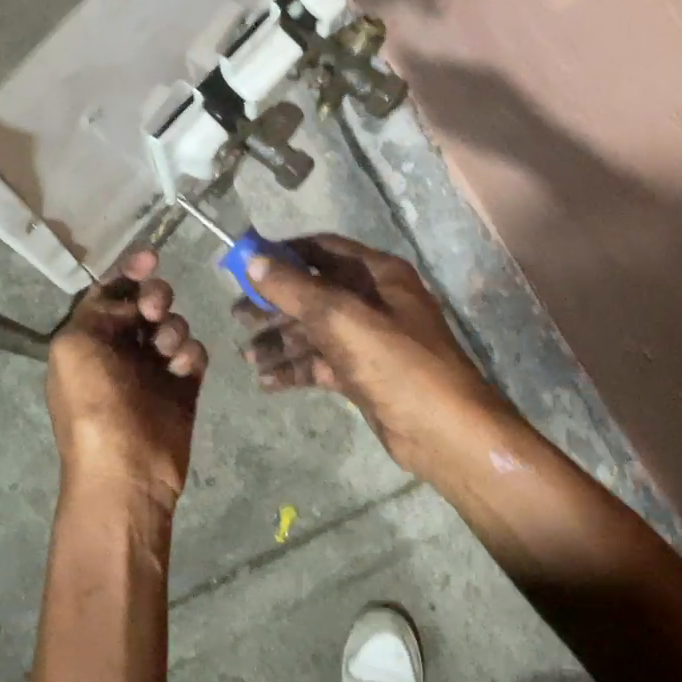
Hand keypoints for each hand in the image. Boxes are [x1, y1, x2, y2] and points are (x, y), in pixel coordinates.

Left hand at [46, 249, 209, 508]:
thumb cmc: (92, 403)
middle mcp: (120, 348)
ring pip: (172, 324)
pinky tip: (182, 368)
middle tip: (154, 309)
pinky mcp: (184, 386)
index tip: (150, 257)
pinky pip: (194, 352)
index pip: (110, 293)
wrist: (126, 469)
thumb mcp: (75, 345)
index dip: (128, 272)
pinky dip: (191, 353)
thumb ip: (100, 309)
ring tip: (165, 350)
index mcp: (87, 337)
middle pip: (145, 303)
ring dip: (171, 327)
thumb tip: (131, 305)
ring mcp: (154, 368)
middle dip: (154, 296)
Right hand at [236, 235, 493, 469]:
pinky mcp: (363, 375)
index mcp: (377, 274)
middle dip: (274, 304)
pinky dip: (294, 369)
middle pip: (312, 292)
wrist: (445, 433)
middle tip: (236, 316)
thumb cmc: (396, 363)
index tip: (244, 265)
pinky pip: (320, 363)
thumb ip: (293, 288)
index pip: (321, 249)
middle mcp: (373, 300)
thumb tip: (252, 260)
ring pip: (313, 331)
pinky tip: (266, 382)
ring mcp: (368, 339)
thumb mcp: (340, 318)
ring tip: (247, 357)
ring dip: (280, 341)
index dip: (282, 253)